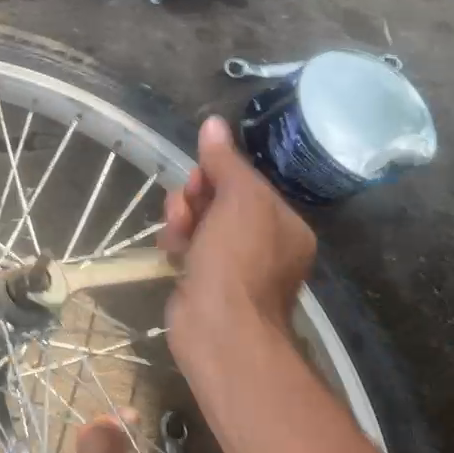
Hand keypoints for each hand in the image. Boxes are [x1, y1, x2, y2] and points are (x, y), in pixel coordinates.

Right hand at [159, 117, 315, 346]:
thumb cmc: (238, 260)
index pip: (244, 181)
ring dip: (181, 218)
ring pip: (199, 222)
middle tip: (185, 210)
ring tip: (175, 234)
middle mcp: (265, 244)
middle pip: (218, 199)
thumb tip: (214, 123)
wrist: (220, 330)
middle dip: (194, 197)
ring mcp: (236, 266)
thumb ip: (225, 162)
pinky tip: (169, 250)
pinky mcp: (208, 282)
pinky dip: (176, 243)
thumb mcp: (239, 199)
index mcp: (284, 224)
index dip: (216, 175)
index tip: (200, 181)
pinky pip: (188, 246)